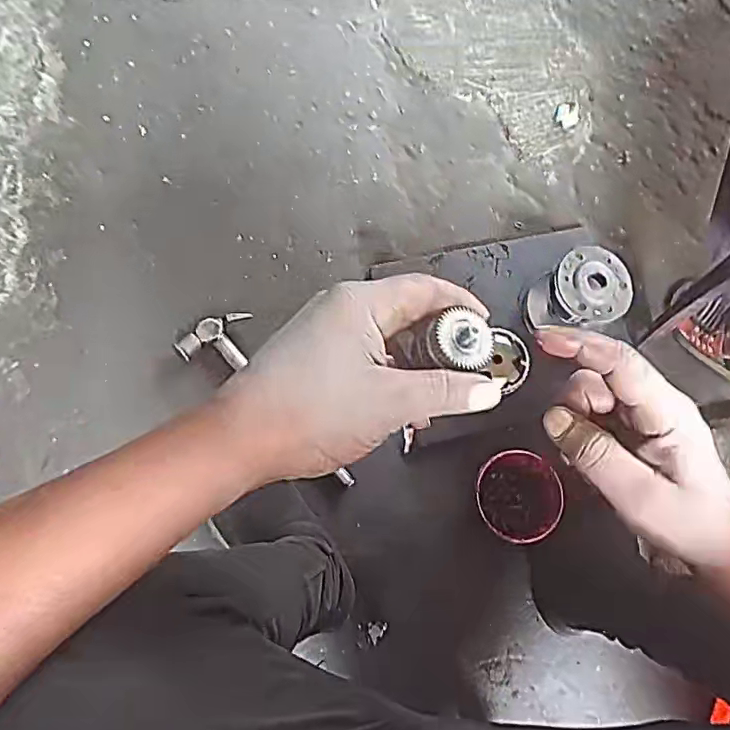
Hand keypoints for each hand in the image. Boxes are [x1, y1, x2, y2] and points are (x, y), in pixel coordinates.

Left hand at [221, 276, 502, 480]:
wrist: (244, 440)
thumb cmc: (302, 413)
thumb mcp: (392, 402)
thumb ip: (447, 392)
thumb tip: (484, 389)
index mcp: (360, 305)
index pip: (427, 288)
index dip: (463, 306)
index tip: (483, 329)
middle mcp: (341, 310)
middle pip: (411, 312)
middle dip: (444, 342)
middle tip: (465, 368)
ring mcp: (327, 333)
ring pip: (391, 338)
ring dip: (419, 365)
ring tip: (435, 397)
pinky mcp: (319, 357)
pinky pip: (370, 356)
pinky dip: (394, 375)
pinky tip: (402, 406)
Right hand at [536, 328, 729, 571]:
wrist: (716, 550)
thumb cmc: (692, 525)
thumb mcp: (639, 496)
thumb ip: (594, 455)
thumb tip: (556, 419)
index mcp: (668, 411)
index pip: (620, 362)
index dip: (581, 345)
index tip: (545, 340)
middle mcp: (656, 407)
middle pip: (599, 380)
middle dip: (573, 406)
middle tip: (574, 448)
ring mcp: (645, 421)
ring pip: (592, 401)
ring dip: (576, 427)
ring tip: (588, 467)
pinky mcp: (635, 437)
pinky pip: (595, 423)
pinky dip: (582, 440)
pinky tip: (591, 468)